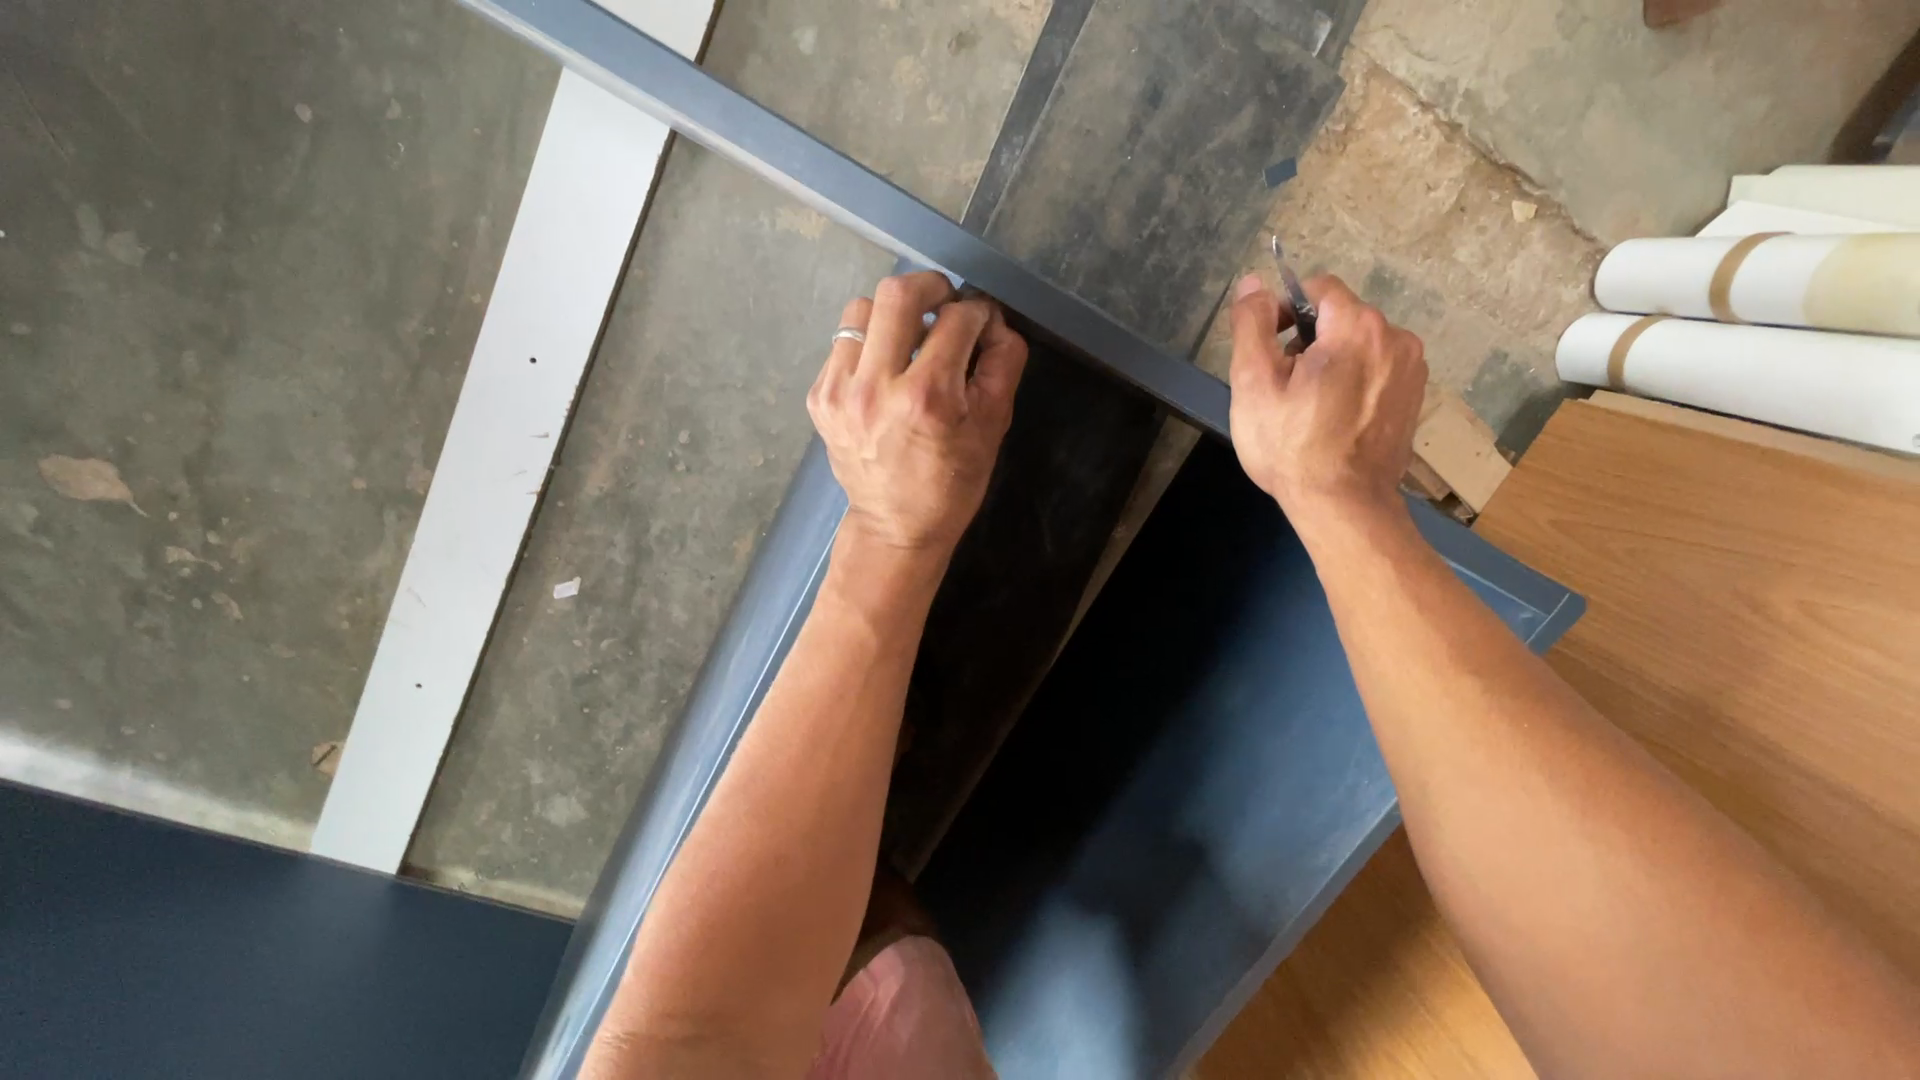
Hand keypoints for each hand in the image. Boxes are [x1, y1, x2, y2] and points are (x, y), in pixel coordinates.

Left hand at [808, 272, 1028, 556]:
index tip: (982, 323)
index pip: (957, 320)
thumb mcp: (993, 428)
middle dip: (930, 286)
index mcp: (928, 397)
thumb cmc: (952, 483)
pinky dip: (868, 345)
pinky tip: (884, 371)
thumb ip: (1002, 365)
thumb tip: (996, 323)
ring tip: (909, 340)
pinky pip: (843, 343)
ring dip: (892, 315)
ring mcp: (840, 391)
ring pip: (861, 309)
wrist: (895, 527)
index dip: (978, 313)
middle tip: (944, 302)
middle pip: (897, 293)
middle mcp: (877, 387)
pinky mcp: (820, 397)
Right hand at [1227, 273, 1427, 537]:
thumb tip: (1253, 284)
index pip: (1319, 287)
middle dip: (1308, 341)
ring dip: (1331, 362)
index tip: (1268, 349)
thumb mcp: (1254, 384)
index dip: (1286, 310)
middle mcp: (1396, 338)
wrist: (1343, 506)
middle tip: (1282, 388)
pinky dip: (1353, 383)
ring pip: (1359, 345)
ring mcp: (1412, 369)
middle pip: (1340, 318)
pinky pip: (1376, 371)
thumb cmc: (1291, 447)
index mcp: (1358, 327)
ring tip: (1308, 408)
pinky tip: (1335, 420)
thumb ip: (1252, 325)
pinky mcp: (1415, 397)